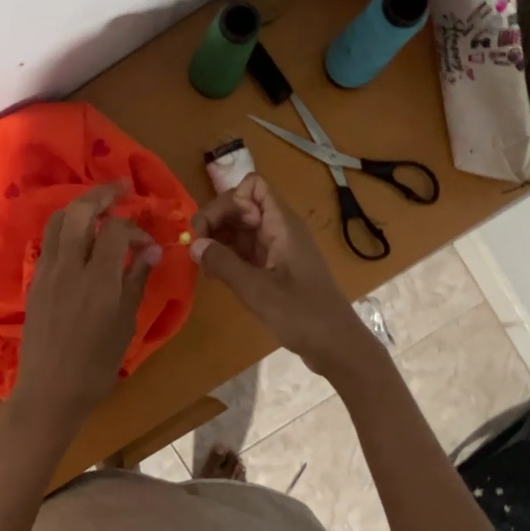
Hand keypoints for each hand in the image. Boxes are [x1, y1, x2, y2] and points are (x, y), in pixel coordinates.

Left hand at [10, 182, 160, 431]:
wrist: (49, 392)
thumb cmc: (95, 367)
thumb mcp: (124, 326)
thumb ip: (135, 283)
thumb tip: (150, 253)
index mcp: (97, 280)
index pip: (115, 230)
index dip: (134, 228)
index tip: (148, 244)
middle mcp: (68, 267)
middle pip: (80, 212)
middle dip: (102, 194)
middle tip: (122, 188)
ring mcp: (47, 273)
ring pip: (59, 222)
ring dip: (80, 207)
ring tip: (99, 206)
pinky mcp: (35, 283)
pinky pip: (49, 243)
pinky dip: (66, 228)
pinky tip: (79, 236)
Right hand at [192, 174, 377, 379]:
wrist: (335, 344)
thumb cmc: (301, 314)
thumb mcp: (257, 290)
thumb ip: (224, 264)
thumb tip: (194, 245)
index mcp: (282, 225)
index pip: (253, 186)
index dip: (228, 201)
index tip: (210, 230)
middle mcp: (281, 230)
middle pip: (243, 206)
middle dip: (217, 221)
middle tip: (196, 250)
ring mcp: (279, 250)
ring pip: (243, 230)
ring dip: (220, 240)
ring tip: (202, 265)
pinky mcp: (277, 270)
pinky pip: (248, 252)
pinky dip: (229, 257)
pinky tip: (215, 275)